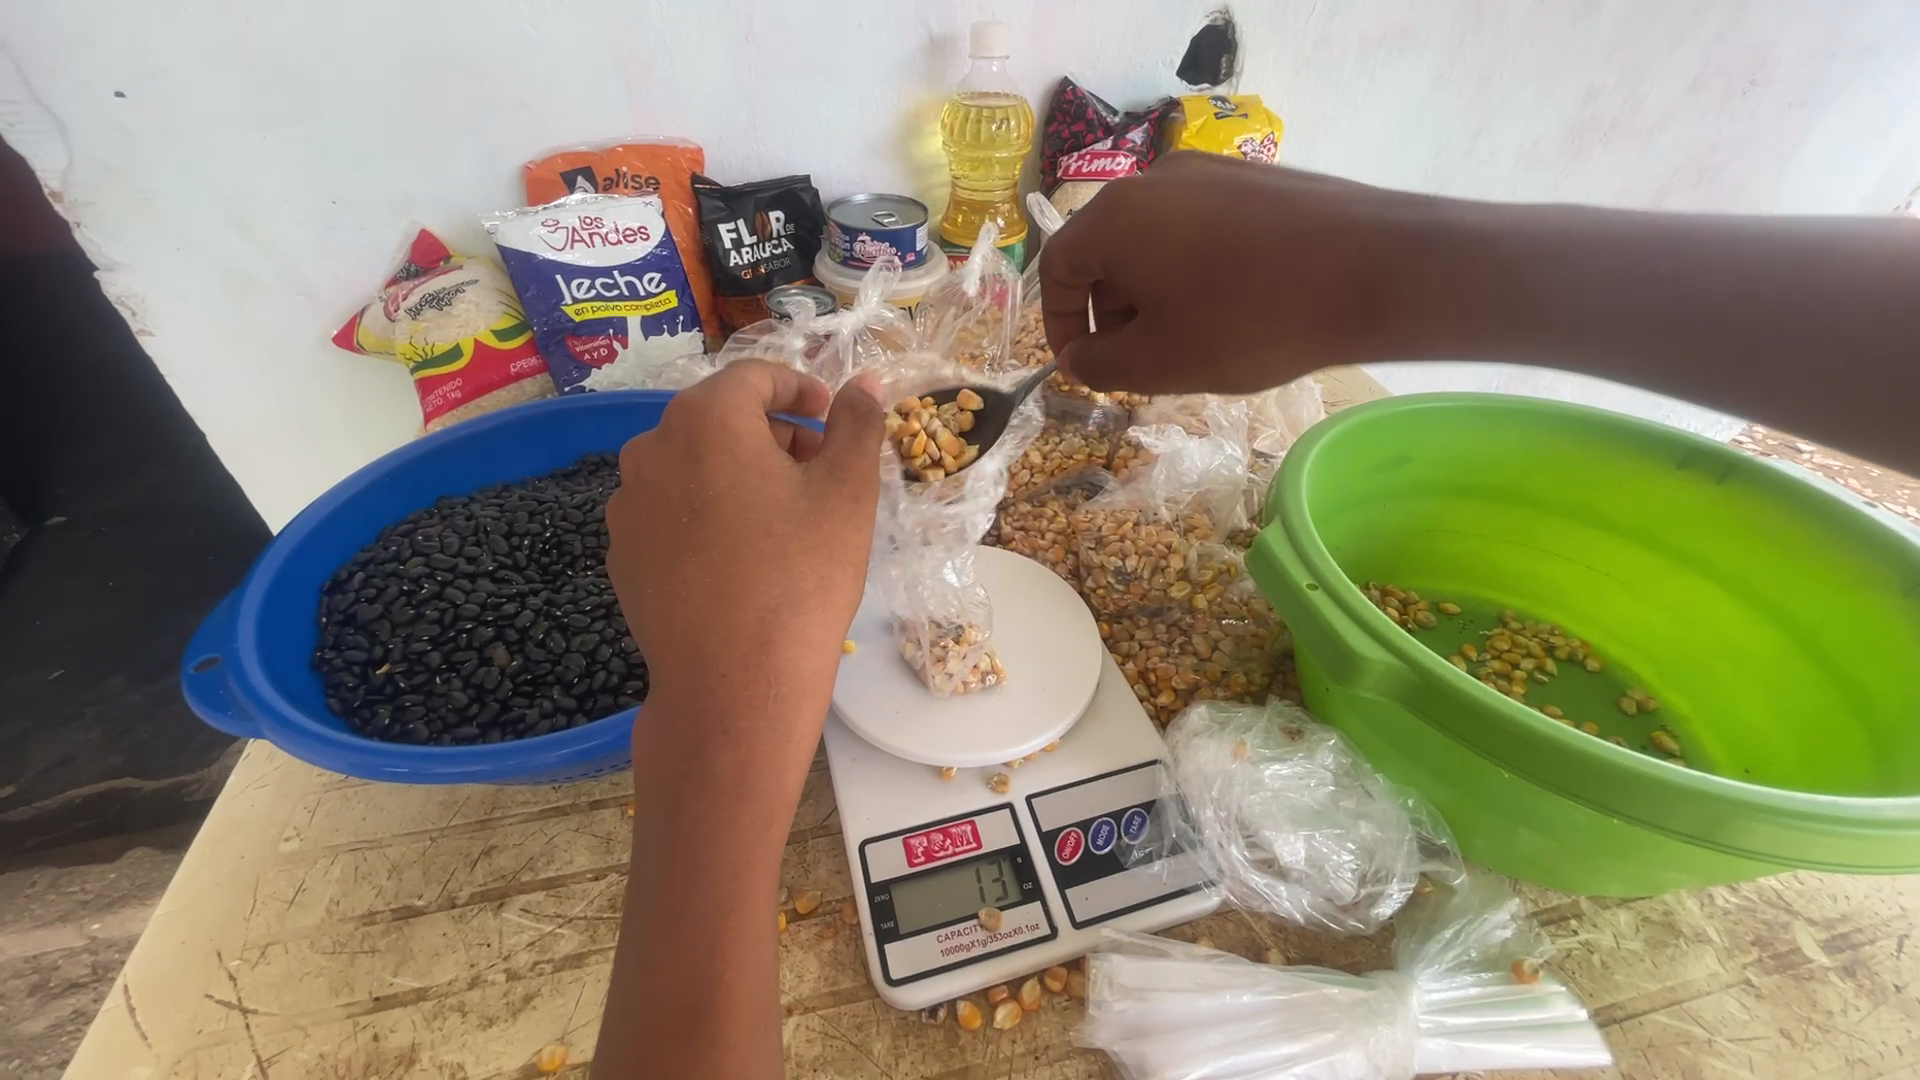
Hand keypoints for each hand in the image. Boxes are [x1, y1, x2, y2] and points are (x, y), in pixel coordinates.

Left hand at [606, 360, 884, 749]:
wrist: (734, 684)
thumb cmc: (801, 576)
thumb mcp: (847, 492)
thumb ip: (858, 424)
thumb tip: (866, 381)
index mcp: (706, 419)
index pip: (756, 375)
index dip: (801, 388)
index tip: (831, 416)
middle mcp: (651, 448)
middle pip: (721, 419)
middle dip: (774, 434)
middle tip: (818, 473)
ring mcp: (629, 504)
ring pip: (694, 466)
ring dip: (740, 473)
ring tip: (781, 519)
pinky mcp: (623, 553)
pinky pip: (672, 511)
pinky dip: (708, 514)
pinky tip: (739, 559)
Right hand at [1040, 152, 1437, 394]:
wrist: (1377, 271)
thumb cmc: (1246, 322)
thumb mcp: (1155, 363)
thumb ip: (1097, 366)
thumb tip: (1075, 360)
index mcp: (1115, 218)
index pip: (1056, 268)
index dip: (1059, 323)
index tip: (1081, 366)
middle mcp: (1154, 180)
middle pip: (1105, 252)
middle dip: (1110, 314)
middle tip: (1137, 363)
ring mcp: (1210, 172)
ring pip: (1153, 243)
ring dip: (1151, 297)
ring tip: (1187, 341)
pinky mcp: (1255, 180)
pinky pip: (1198, 230)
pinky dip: (1191, 273)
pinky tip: (1230, 310)